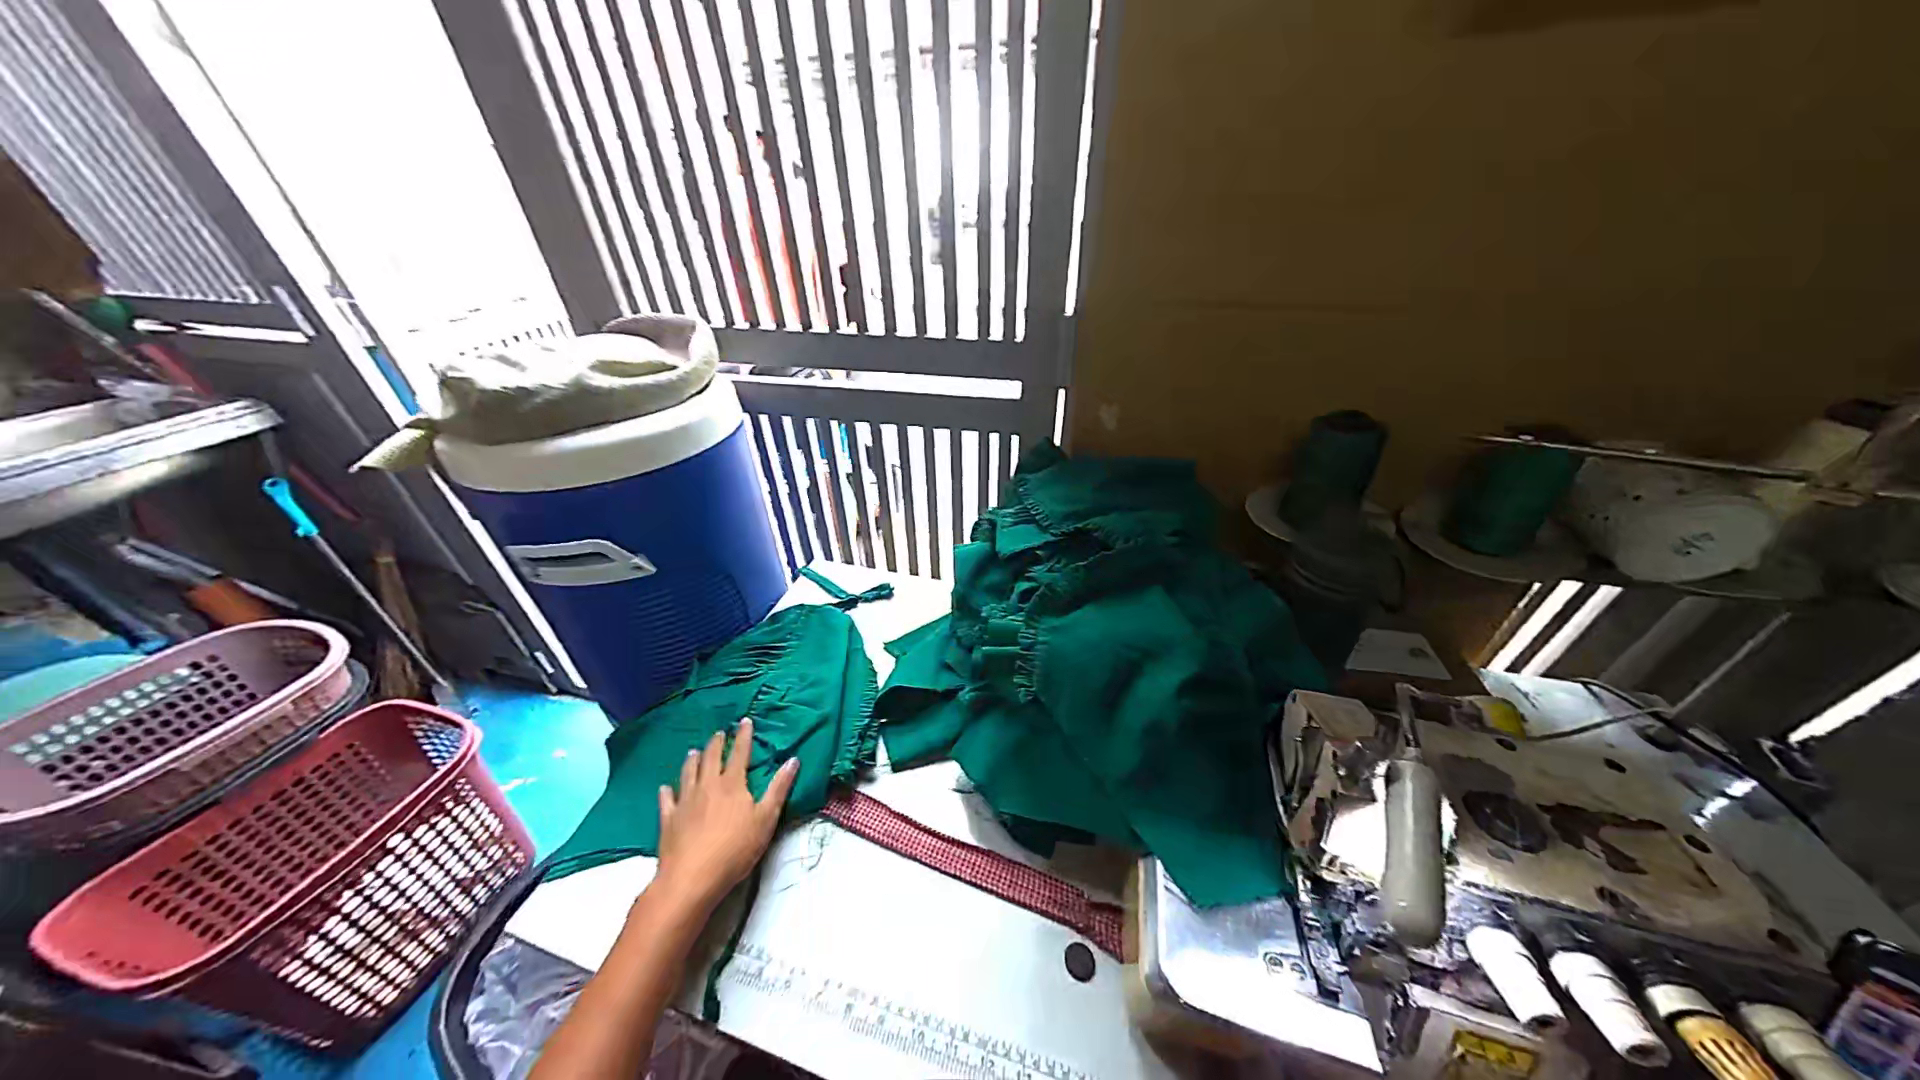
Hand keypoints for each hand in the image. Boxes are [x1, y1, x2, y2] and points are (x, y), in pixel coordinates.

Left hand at [653, 718, 798, 911]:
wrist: (692, 877)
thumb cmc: (735, 849)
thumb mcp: (766, 819)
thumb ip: (778, 788)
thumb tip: (792, 760)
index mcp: (732, 784)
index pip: (740, 753)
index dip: (743, 736)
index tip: (745, 721)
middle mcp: (707, 786)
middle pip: (711, 758)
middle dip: (716, 744)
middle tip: (719, 733)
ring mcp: (685, 801)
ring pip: (688, 773)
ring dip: (693, 760)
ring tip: (694, 751)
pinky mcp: (669, 819)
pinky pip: (667, 799)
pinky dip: (667, 791)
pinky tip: (665, 788)